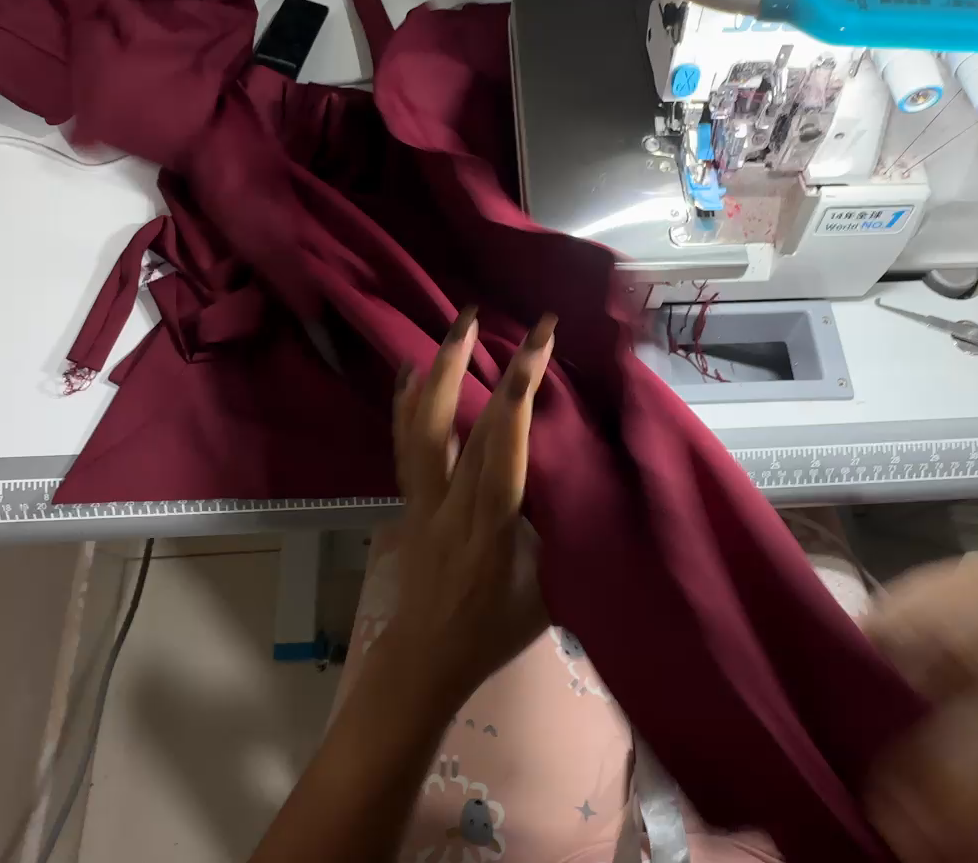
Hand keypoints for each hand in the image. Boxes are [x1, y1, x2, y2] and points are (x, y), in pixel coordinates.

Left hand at [377, 308, 555, 709]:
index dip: (520, 388)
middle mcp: (449, 505)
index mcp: (491, 527)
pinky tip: (409, 370)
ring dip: (436, 372)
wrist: (424, 661)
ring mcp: (421, 502)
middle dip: (476, 365)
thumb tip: (573, 480)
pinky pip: (403, 444)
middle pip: (458, 427)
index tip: (539, 339)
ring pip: (420, 428)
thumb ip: (556, 533)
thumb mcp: (546, 592)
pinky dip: (406, 403)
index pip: (505, 446)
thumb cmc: (492, 632)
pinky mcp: (407, 502)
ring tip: (452, 326)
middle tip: (489, 316)